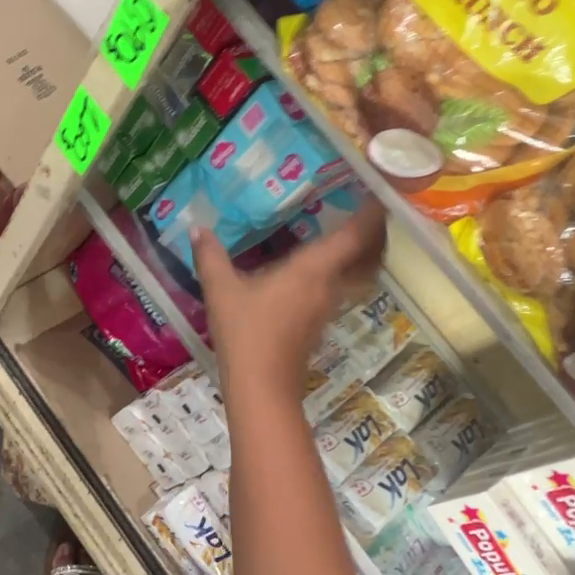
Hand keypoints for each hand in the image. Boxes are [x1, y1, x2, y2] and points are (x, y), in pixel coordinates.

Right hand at [194, 200, 386, 398]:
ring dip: (360, 253)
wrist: (260, 386)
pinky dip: (342, 271)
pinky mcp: (318, 324)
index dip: (371, 211)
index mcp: (312, 269)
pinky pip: (340, 288)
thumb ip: (210, 257)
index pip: (356, 234)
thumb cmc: (245, 332)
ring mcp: (327, 307)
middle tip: (368, 207)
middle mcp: (329, 285)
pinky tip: (318, 270)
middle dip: (374, 231)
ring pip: (357, 273)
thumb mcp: (221, 290)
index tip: (377, 188)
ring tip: (348, 233)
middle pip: (368, 254)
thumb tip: (198, 229)